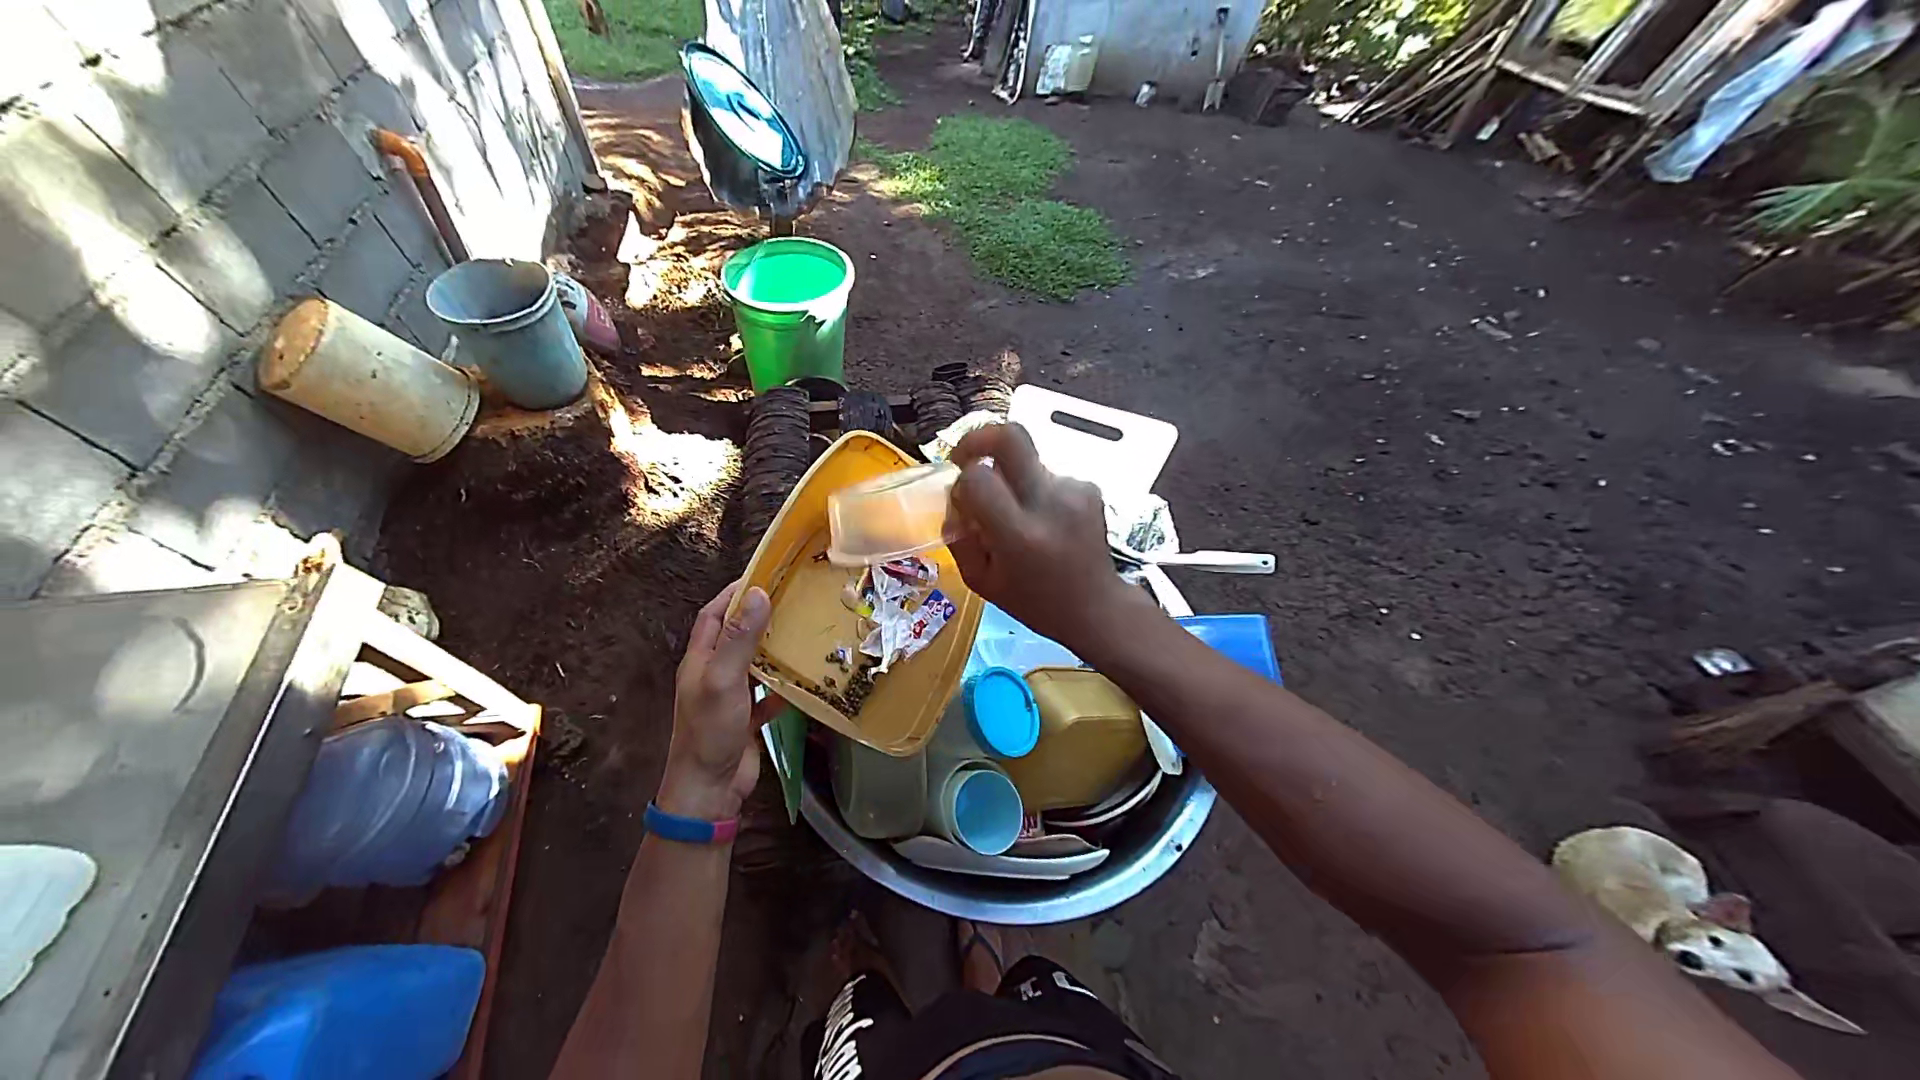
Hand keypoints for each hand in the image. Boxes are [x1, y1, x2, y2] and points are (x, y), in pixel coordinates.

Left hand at [659, 580, 781, 822]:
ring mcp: (730, 698)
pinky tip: (804, 681)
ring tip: (803, 633)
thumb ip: (740, 639)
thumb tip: (758, 594)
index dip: (734, 593)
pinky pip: (767, 695)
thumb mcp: (724, 679)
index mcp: (700, 660)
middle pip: (736, 636)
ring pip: (753, 664)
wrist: (709, 790)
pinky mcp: (746, 719)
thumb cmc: (710, 731)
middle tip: (793, 601)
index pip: (714, 615)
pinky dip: (783, 687)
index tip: (764, 576)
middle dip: (759, 617)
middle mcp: (713, 674)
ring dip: (773, 650)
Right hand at [946, 422, 1131, 646]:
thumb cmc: (1032, 601)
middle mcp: (1050, 504)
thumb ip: (959, 536)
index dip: (961, 480)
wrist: (1095, 606)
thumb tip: (955, 496)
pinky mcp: (1088, 486)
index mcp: (1020, 536)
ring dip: (1010, 479)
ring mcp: (1074, 490)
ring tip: (1017, 515)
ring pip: (1026, 461)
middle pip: (1010, 437)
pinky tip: (1042, 520)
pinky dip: (1034, 490)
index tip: (960, 495)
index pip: (977, 478)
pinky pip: (1045, 474)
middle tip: (967, 457)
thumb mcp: (980, 580)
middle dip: (979, 438)